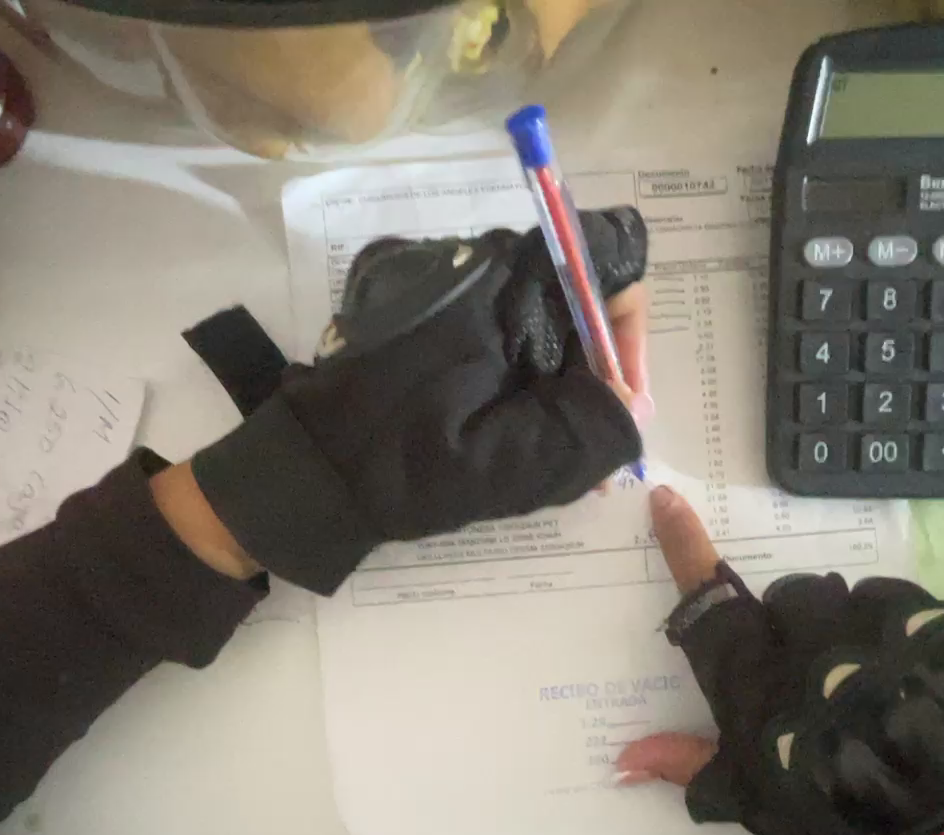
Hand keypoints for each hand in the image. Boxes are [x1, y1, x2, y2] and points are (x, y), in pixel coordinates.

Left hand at [189, 208, 652, 594]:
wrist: (310, 471)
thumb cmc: (400, 465)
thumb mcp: (500, 464)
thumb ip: (581, 430)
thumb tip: (633, 406)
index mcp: (500, 286)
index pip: (602, 255)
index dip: (629, 327)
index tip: (620, 399)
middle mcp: (480, 270)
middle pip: (576, 300)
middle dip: (596, 376)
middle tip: (593, 452)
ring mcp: (453, 293)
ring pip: (542, 327)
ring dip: (562, 390)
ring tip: (560, 462)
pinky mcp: (435, 322)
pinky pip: (505, 343)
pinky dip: (525, 388)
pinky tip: (521, 443)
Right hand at [618, 486, 943, 834]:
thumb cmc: (861, 831)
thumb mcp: (770, 807)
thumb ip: (699, 767)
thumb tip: (625, 756)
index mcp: (762, 682)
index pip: (710, 605)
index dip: (683, 548)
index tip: (666, 499)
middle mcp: (817, 641)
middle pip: (790, 595)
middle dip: (796, 622)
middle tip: (821, 678)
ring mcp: (889, 627)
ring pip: (857, 596)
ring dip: (859, 625)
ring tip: (888, 683)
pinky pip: (921, 606)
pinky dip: (916, 631)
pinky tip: (937, 678)